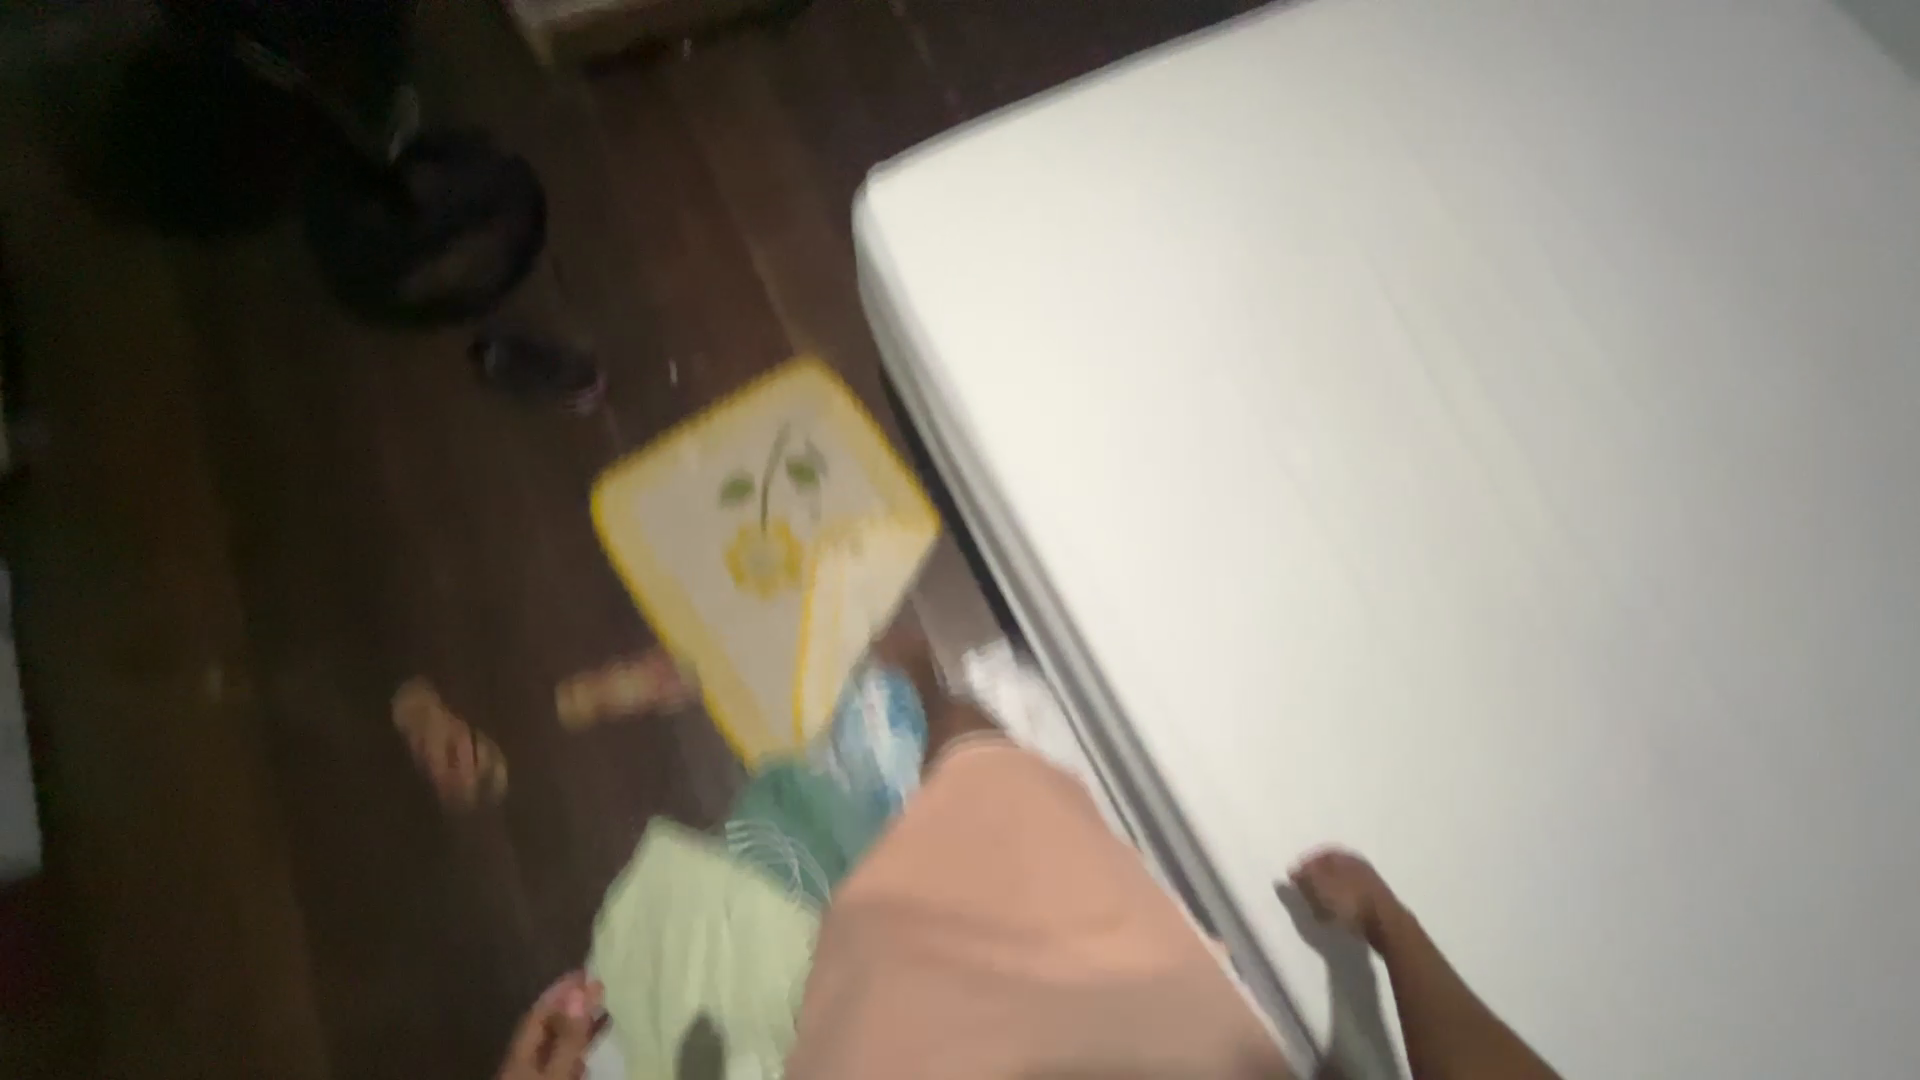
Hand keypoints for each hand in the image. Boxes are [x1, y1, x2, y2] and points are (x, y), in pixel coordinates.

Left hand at [497, 972, 603, 1079]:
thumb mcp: (556, 1076)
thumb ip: (568, 1038)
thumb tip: (581, 990)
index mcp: (519, 1060)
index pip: (538, 1015)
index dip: (560, 990)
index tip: (588, 970)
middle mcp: (523, 1068)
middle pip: (545, 1030)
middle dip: (571, 1005)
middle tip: (601, 984)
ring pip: (554, 1048)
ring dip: (577, 1027)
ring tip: (605, 1008)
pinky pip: (562, 1065)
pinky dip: (579, 1051)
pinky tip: (594, 1047)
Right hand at [1289, 848, 1401, 947]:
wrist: (1387, 925)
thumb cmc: (1349, 901)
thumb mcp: (1319, 887)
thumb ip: (1304, 877)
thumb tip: (1293, 870)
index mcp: (1343, 855)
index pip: (1318, 854)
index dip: (1304, 866)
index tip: (1295, 880)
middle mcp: (1357, 863)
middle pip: (1329, 869)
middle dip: (1316, 881)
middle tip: (1306, 894)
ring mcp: (1369, 882)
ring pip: (1341, 884)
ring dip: (1328, 895)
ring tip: (1319, 909)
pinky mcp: (1376, 901)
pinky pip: (1352, 898)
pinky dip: (1341, 904)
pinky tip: (1336, 916)